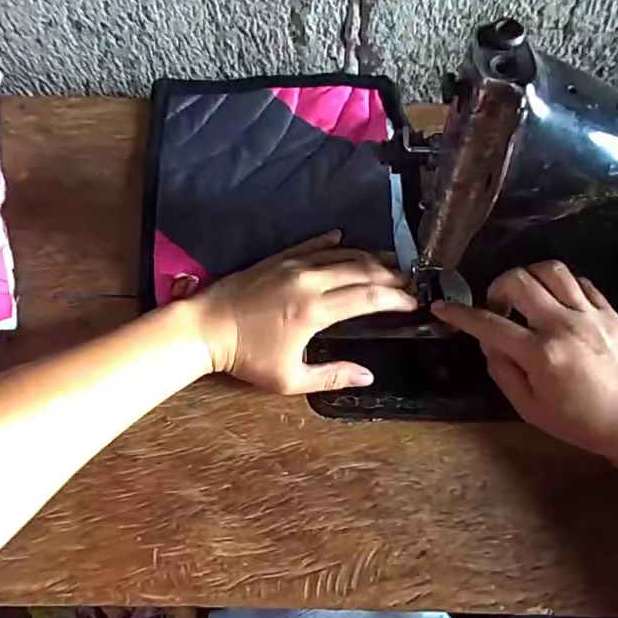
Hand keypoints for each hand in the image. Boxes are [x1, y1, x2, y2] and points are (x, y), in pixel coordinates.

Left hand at [185, 231, 417, 393]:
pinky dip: (332, 242)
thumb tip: (367, 375)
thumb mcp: (289, 379)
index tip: (413, 302)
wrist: (204, 328)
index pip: (369, 298)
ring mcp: (292, 264)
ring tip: (389, 263)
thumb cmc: (246, 357)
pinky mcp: (277, 258)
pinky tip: (343, 239)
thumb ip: (331, 376)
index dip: (397, 299)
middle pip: (362, 270)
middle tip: (409, 281)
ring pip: (341, 253)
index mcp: (315, 310)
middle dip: (391, 275)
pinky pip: (312, 244)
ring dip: (368, 257)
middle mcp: (309, 280)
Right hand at [431, 261, 617, 470]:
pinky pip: (580, 281)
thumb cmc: (584, 423)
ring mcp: (590, 313)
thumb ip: (504, 373)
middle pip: (518, 280)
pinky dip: (560, 285)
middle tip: (497, 308)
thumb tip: (489, 345)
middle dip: (496, 287)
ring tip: (526, 298)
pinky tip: (556, 303)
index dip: (459, 313)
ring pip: (551, 270)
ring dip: (529, 277)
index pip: (488, 323)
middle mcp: (563, 324)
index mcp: (540, 353)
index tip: (442, 307)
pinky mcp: (610, 311)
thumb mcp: (531, 410)